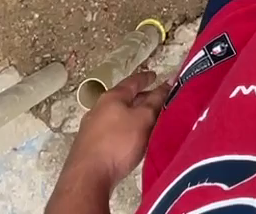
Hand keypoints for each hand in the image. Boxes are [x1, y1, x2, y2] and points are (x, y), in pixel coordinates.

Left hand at [60, 71, 170, 189]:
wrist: (86, 179)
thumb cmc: (118, 143)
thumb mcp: (144, 119)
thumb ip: (156, 100)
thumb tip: (168, 81)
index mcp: (112, 97)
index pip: (132, 81)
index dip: (146, 78)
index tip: (155, 75)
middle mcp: (98, 109)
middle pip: (123, 99)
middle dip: (140, 99)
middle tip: (155, 101)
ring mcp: (90, 129)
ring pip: (116, 116)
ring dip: (130, 117)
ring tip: (145, 122)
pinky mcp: (87, 148)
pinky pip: (109, 132)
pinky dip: (122, 131)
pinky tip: (128, 141)